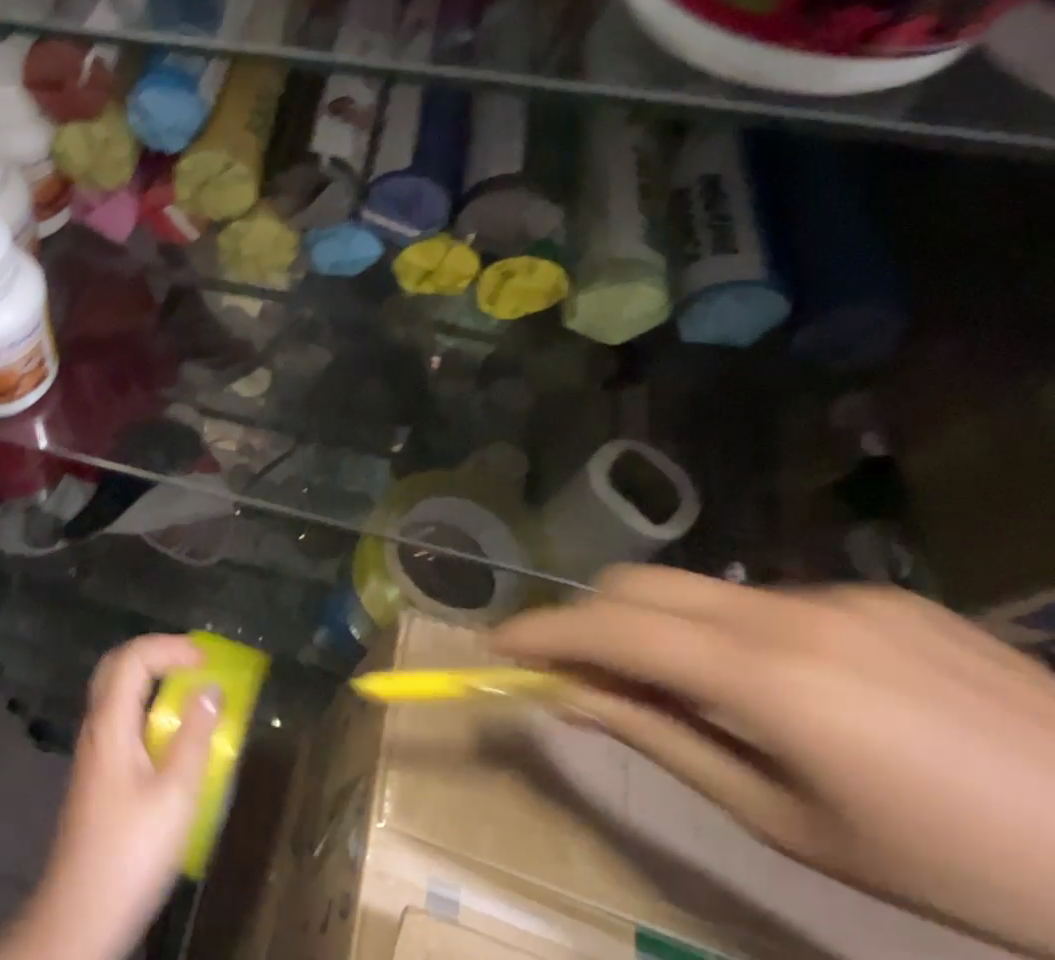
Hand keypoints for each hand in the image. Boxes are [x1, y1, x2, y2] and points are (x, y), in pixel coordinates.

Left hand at [0, 635, 219, 959]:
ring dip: (151, 683)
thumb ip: (195, 738)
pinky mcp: (98, 777)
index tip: (209, 659)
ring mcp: (92, 754)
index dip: (170, 647)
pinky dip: (147, 712)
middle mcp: (95, 729)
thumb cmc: (132, 850)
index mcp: (109, 724)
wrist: (82, 908)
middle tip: (196, 663)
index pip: (132, 659)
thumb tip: (211, 688)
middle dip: (156, 654)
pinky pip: (121, 723)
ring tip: (191, 694)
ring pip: (116, 696)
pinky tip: (172, 740)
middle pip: (116, 669)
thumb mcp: (176, 794)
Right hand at [493, 566, 1054, 957]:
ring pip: (701, 590)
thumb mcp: (785, 820)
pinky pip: (769, 600)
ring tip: (674, 690)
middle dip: (587, 617)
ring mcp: (845, 595)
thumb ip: (663, 740)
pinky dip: (729, 632)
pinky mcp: (888, 598)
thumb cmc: (947, 861)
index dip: (540, 632)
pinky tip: (777, 689)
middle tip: (572, 672)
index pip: (611, 625)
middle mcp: (792, 610)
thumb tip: (570, 697)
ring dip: (658, 626)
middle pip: (641, 582)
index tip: (495, 646)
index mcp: (766, 674)